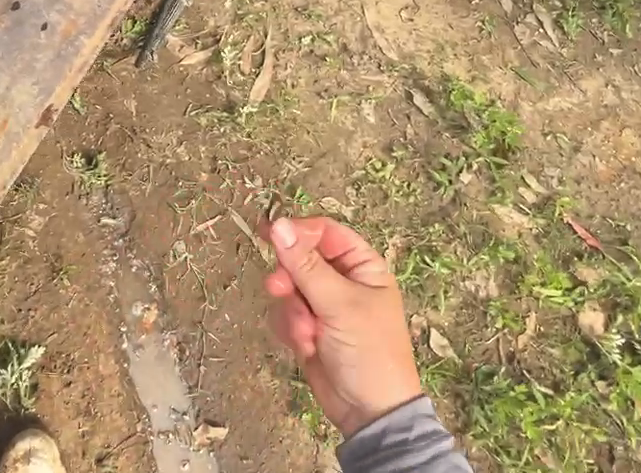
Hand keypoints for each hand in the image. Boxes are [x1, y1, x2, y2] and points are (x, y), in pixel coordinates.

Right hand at [263, 215, 422, 436]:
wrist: (369, 414)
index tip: (271, 234)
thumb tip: (278, 224)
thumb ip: (305, 265)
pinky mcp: (307, 327)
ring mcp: (323, 304)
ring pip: (289, 286)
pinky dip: (290, 328)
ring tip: (305, 332)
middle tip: (279, 288)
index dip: (299, 231)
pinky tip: (305, 346)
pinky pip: (285, 312)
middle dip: (289, 277)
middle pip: (301, 257)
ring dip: (292, 309)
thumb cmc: (368, 351)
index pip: (325, 232)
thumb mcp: (339, 304)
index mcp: (362, 265)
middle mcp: (342, 280)